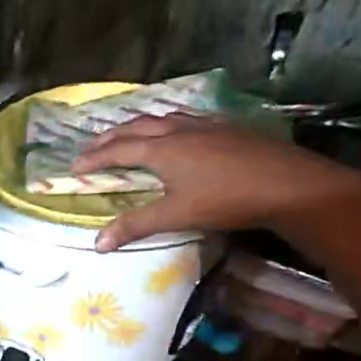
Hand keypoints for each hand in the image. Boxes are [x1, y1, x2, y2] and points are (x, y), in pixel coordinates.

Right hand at [72, 115, 360, 250]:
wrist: (287, 183)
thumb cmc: (226, 199)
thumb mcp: (176, 215)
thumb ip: (136, 225)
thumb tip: (97, 242)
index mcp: (162, 149)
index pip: (117, 150)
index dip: (93, 158)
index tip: (73, 167)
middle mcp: (178, 130)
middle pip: (135, 127)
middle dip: (109, 137)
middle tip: (92, 147)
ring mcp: (204, 125)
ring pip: (161, 118)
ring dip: (137, 126)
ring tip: (127, 134)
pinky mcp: (226, 127)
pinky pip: (185, 118)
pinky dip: (166, 123)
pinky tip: (175, 131)